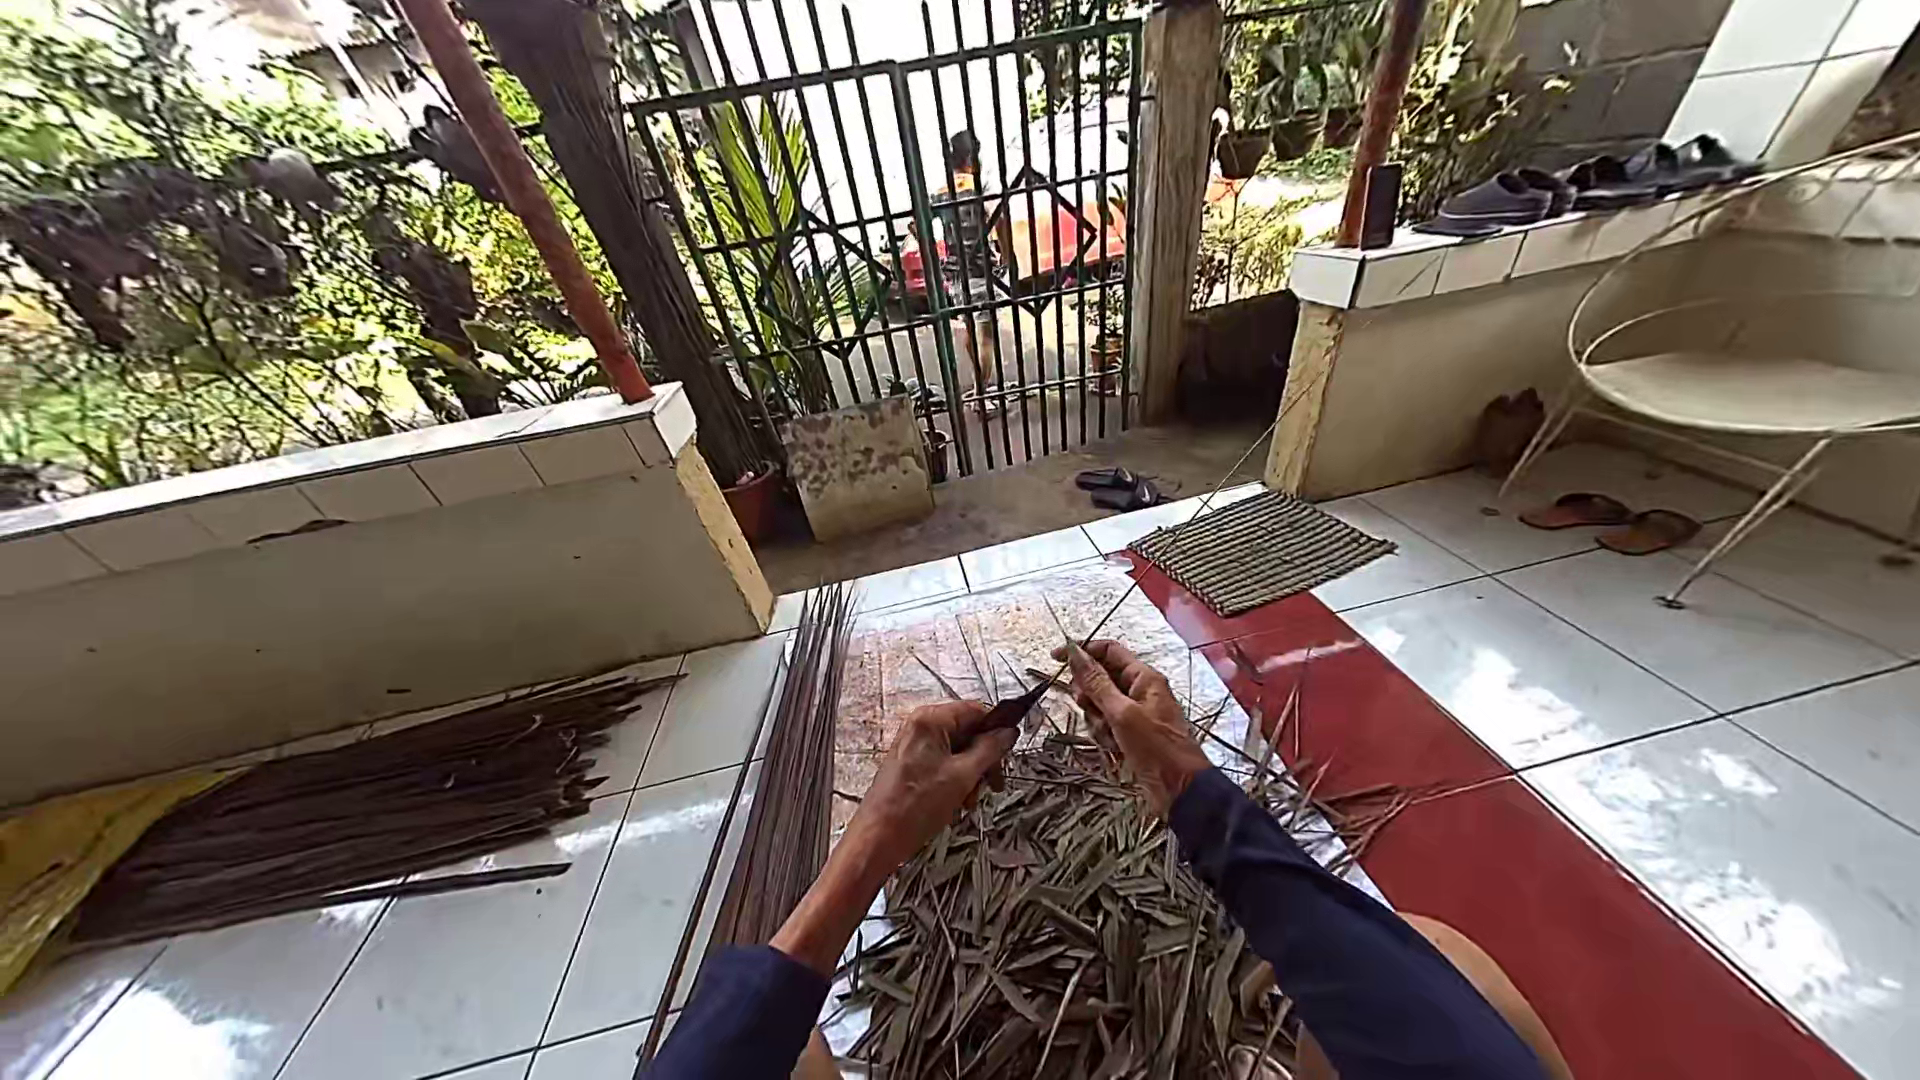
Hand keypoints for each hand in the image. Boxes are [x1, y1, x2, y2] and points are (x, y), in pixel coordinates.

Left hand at [843, 700, 1016, 875]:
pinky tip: (958, 801)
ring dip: (971, 773)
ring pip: (957, 749)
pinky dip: (956, 778)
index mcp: (931, 719)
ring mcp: (914, 743)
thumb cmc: (917, 805)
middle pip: (967, 731)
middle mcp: (920, 724)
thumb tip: (1009, 732)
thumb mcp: (963, 775)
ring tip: (970, 799)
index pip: (975, 710)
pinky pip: (943, 761)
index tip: (1009, 752)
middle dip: (983, 758)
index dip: (996, 730)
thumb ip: (990, 750)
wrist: (878, 838)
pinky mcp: (910, 762)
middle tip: (994, 784)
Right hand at [1053, 640, 1210, 814]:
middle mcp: (1139, 690)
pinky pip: (1105, 723)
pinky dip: (1104, 733)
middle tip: (1086, 705)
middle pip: (1100, 677)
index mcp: (1143, 677)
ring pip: (1099, 703)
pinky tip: (1113, 747)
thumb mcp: (1122, 713)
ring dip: (1096, 718)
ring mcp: (1134, 712)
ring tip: (1108, 734)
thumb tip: (1074, 651)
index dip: (1082, 651)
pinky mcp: (1130, 733)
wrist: (1180, 791)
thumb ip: (1096, 682)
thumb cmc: (1156, 748)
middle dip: (1088, 692)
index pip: (1107, 650)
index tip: (1056, 658)